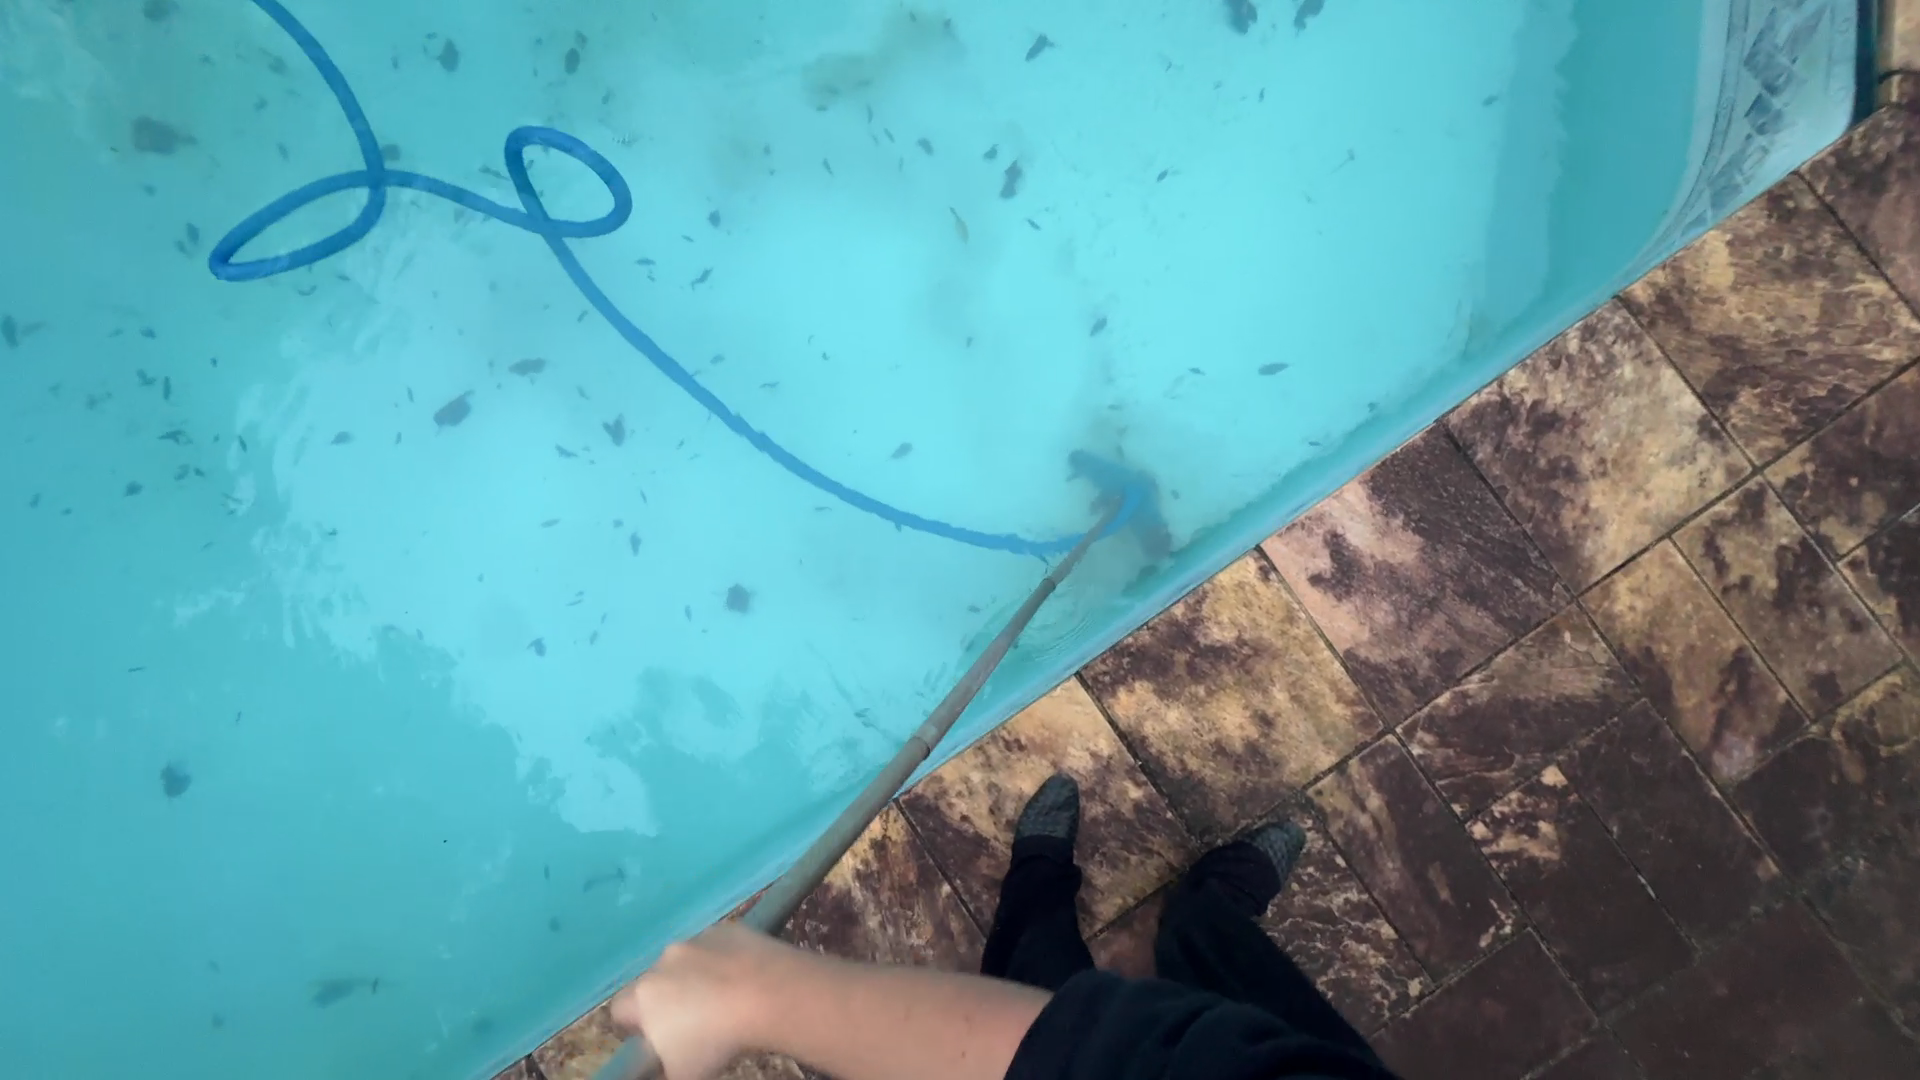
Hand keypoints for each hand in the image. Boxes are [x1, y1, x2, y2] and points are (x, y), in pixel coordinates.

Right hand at [609, 921, 805, 1079]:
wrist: (767, 992)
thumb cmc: (716, 1040)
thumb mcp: (680, 1074)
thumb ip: (660, 1070)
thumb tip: (664, 1064)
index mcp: (645, 995)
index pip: (620, 1009)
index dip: (634, 1025)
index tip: (654, 1038)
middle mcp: (666, 959)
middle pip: (654, 981)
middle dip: (666, 998)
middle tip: (690, 1020)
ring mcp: (698, 938)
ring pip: (686, 960)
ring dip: (694, 975)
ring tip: (721, 997)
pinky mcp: (727, 927)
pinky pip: (715, 946)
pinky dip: (721, 959)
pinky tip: (741, 976)